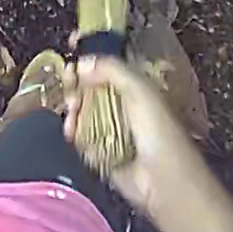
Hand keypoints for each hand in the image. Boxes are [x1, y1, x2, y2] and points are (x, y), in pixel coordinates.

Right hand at [63, 54, 208, 219]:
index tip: (72, 49)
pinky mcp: (100, 150)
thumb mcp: (138, 89)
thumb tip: (81, 62)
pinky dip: (72, 130)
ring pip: (81, 108)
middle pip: (89, 84)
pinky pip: (80, 134)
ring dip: (72, 106)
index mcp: (133, 84)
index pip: (106, 63)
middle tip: (67, 82)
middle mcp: (120, 102)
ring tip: (71, 111)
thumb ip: (110, 68)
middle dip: (75, 81)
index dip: (89, 56)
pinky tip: (70, 130)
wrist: (165, 182)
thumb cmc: (157, 129)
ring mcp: (109, 126)